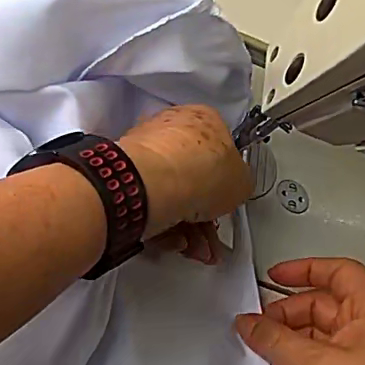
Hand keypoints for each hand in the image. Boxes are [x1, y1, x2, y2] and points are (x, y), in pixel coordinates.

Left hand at [117, 105, 248, 242]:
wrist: (154, 184)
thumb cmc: (200, 171)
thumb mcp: (242, 180)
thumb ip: (239, 182)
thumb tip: (234, 189)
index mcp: (200, 119)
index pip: (218, 147)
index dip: (223, 179)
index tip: (225, 199)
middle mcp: (167, 129)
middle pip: (190, 175)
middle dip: (203, 211)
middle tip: (210, 233)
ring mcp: (142, 153)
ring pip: (169, 193)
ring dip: (186, 225)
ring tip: (194, 245)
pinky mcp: (122, 177)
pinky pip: (147, 203)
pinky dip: (161, 224)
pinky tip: (173, 239)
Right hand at [233, 258, 364, 364]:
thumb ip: (274, 339)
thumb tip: (244, 322)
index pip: (343, 274)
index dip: (306, 269)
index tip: (272, 277)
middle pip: (324, 305)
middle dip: (287, 312)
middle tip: (255, 328)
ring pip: (319, 335)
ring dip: (288, 339)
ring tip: (261, 353)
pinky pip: (320, 361)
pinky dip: (296, 361)